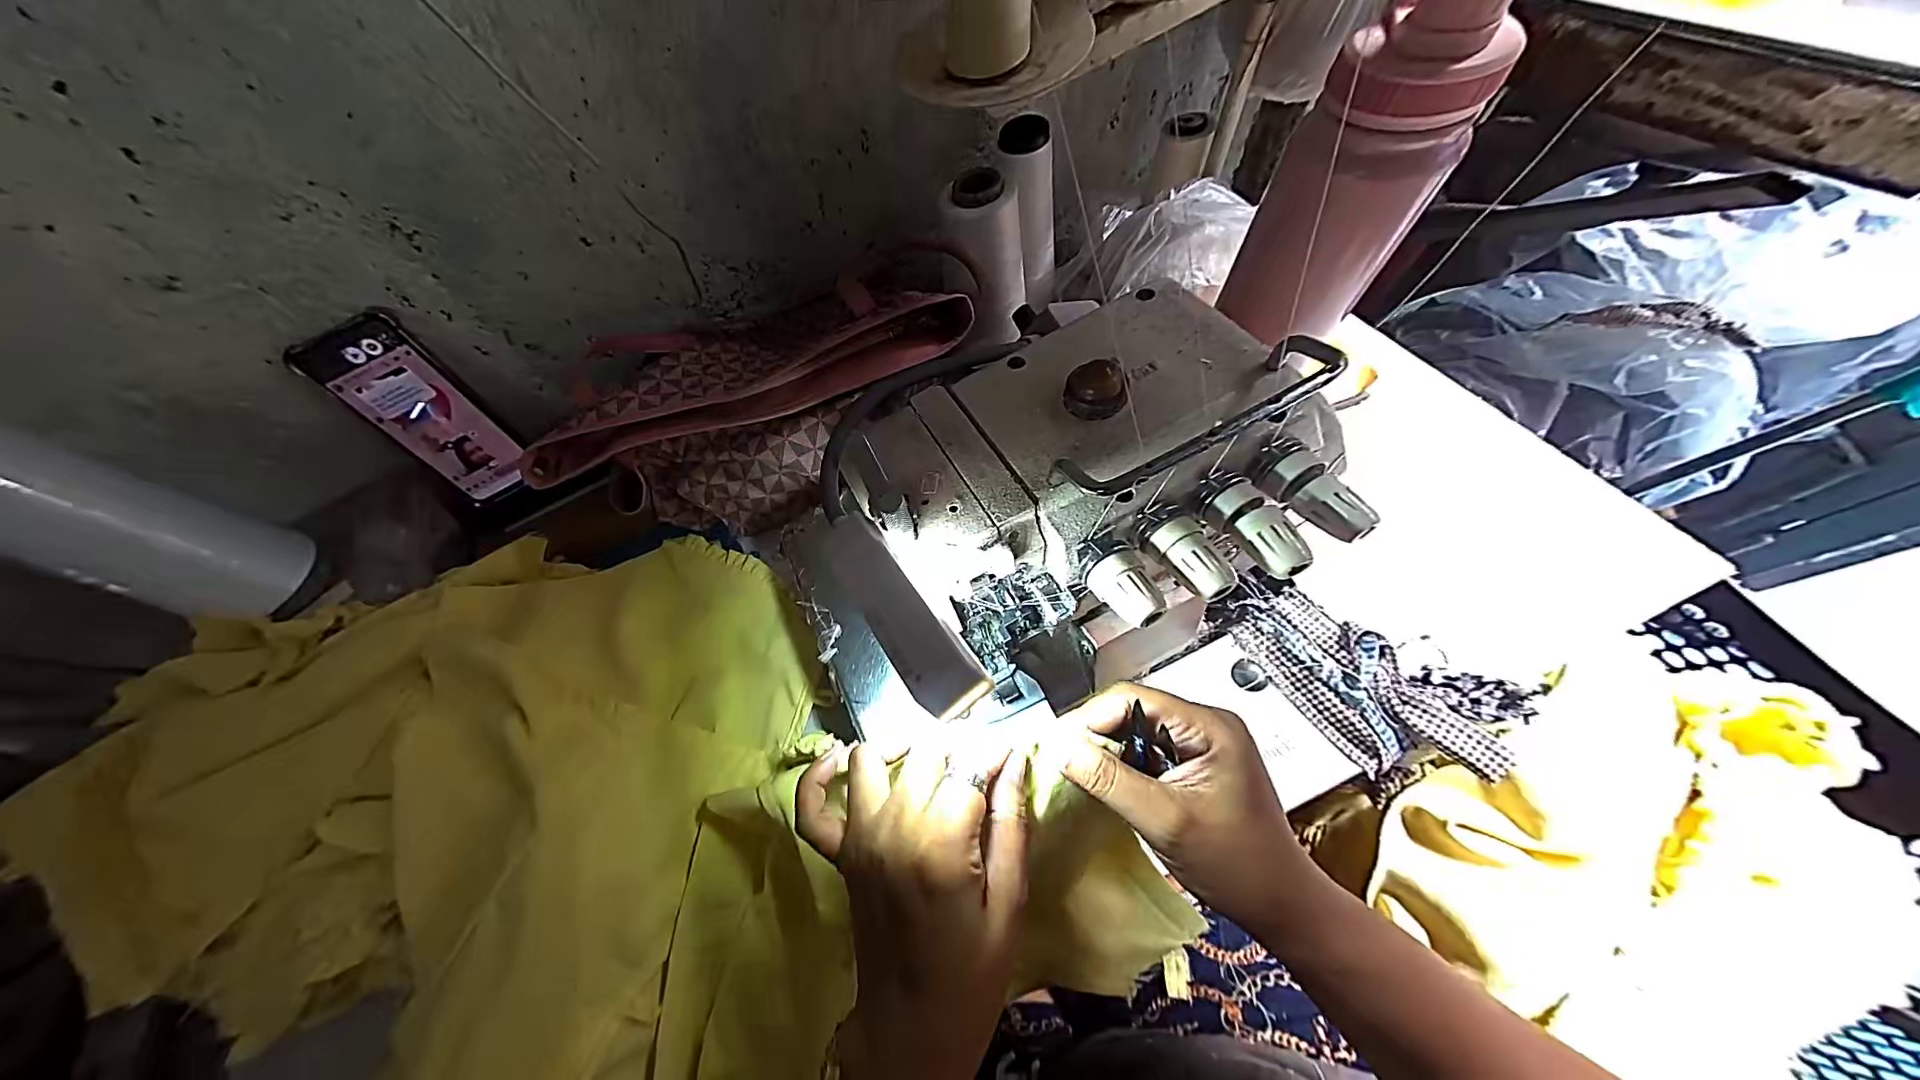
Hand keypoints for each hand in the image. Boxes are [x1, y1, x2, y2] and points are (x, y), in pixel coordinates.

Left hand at [796, 738, 1029, 1079]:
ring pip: (872, 757)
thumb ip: (1010, 823)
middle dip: (959, 746)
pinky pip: (811, 804)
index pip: (969, 763)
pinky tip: (844, 758)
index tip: (1012, 750)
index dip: (995, 750)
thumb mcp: (1009, 902)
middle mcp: (893, 828)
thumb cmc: (973, 972)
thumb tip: (1015, 760)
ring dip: (903, 748)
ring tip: (933, 762)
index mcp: (941, 844)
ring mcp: (858, 838)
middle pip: (924, 751)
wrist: (912, 1026)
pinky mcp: (839, 853)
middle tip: (982, 764)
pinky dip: (821, 775)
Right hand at [1059, 683, 1307, 926]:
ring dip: (1111, 752)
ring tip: (1085, 776)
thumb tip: (1064, 751)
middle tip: (1067, 763)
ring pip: (1138, 732)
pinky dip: (1127, 767)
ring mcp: (1203, 744)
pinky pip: (1150, 752)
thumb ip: (1111, 781)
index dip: (1091, 719)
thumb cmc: (1238, 864)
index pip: (1132, 698)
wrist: (1280, 902)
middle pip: (1133, 711)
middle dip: (1097, 735)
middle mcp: (1207, 724)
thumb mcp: (1165, 820)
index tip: (1062, 747)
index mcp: (1208, 725)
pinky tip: (1113, 787)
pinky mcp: (1197, 764)